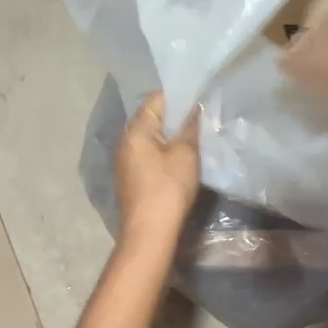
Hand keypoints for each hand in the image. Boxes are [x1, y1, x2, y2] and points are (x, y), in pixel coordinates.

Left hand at [115, 94, 200, 244]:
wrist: (149, 232)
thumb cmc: (168, 188)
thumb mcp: (186, 154)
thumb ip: (190, 126)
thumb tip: (195, 107)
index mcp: (135, 130)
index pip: (155, 99)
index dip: (178, 95)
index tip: (199, 97)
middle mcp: (125, 140)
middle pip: (152, 117)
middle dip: (176, 115)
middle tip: (201, 115)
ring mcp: (125, 160)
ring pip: (151, 136)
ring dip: (171, 134)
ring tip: (196, 134)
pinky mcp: (131, 176)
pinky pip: (149, 153)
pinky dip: (164, 150)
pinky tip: (182, 156)